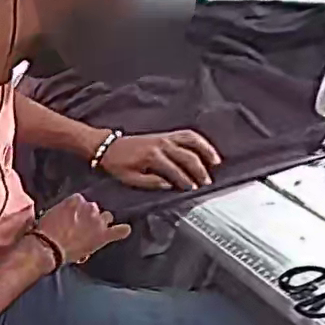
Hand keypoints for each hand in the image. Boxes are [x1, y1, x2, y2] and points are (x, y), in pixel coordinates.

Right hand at [34, 194, 129, 265]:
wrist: (48, 248)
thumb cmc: (44, 233)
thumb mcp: (49, 215)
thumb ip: (62, 211)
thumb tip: (64, 216)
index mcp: (76, 200)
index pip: (81, 201)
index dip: (77, 211)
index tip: (72, 218)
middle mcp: (90, 207)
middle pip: (94, 209)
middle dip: (89, 217)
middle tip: (79, 229)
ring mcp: (98, 222)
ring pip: (107, 217)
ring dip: (102, 223)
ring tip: (94, 232)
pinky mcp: (103, 236)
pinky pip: (120, 231)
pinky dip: (121, 231)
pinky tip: (123, 231)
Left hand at [98, 130, 220, 190]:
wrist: (109, 146)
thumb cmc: (117, 165)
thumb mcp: (129, 178)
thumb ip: (150, 182)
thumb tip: (169, 186)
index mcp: (152, 157)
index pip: (174, 171)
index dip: (185, 181)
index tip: (192, 190)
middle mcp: (162, 145)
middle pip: (187, 157)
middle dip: (198, 170)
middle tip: (205, 183)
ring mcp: (165, 137)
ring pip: (192, 142)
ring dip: (205, 152)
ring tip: (215, 163)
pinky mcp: (166, 134)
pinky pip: (187, 134)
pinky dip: (199, 141)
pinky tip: (206, 149)